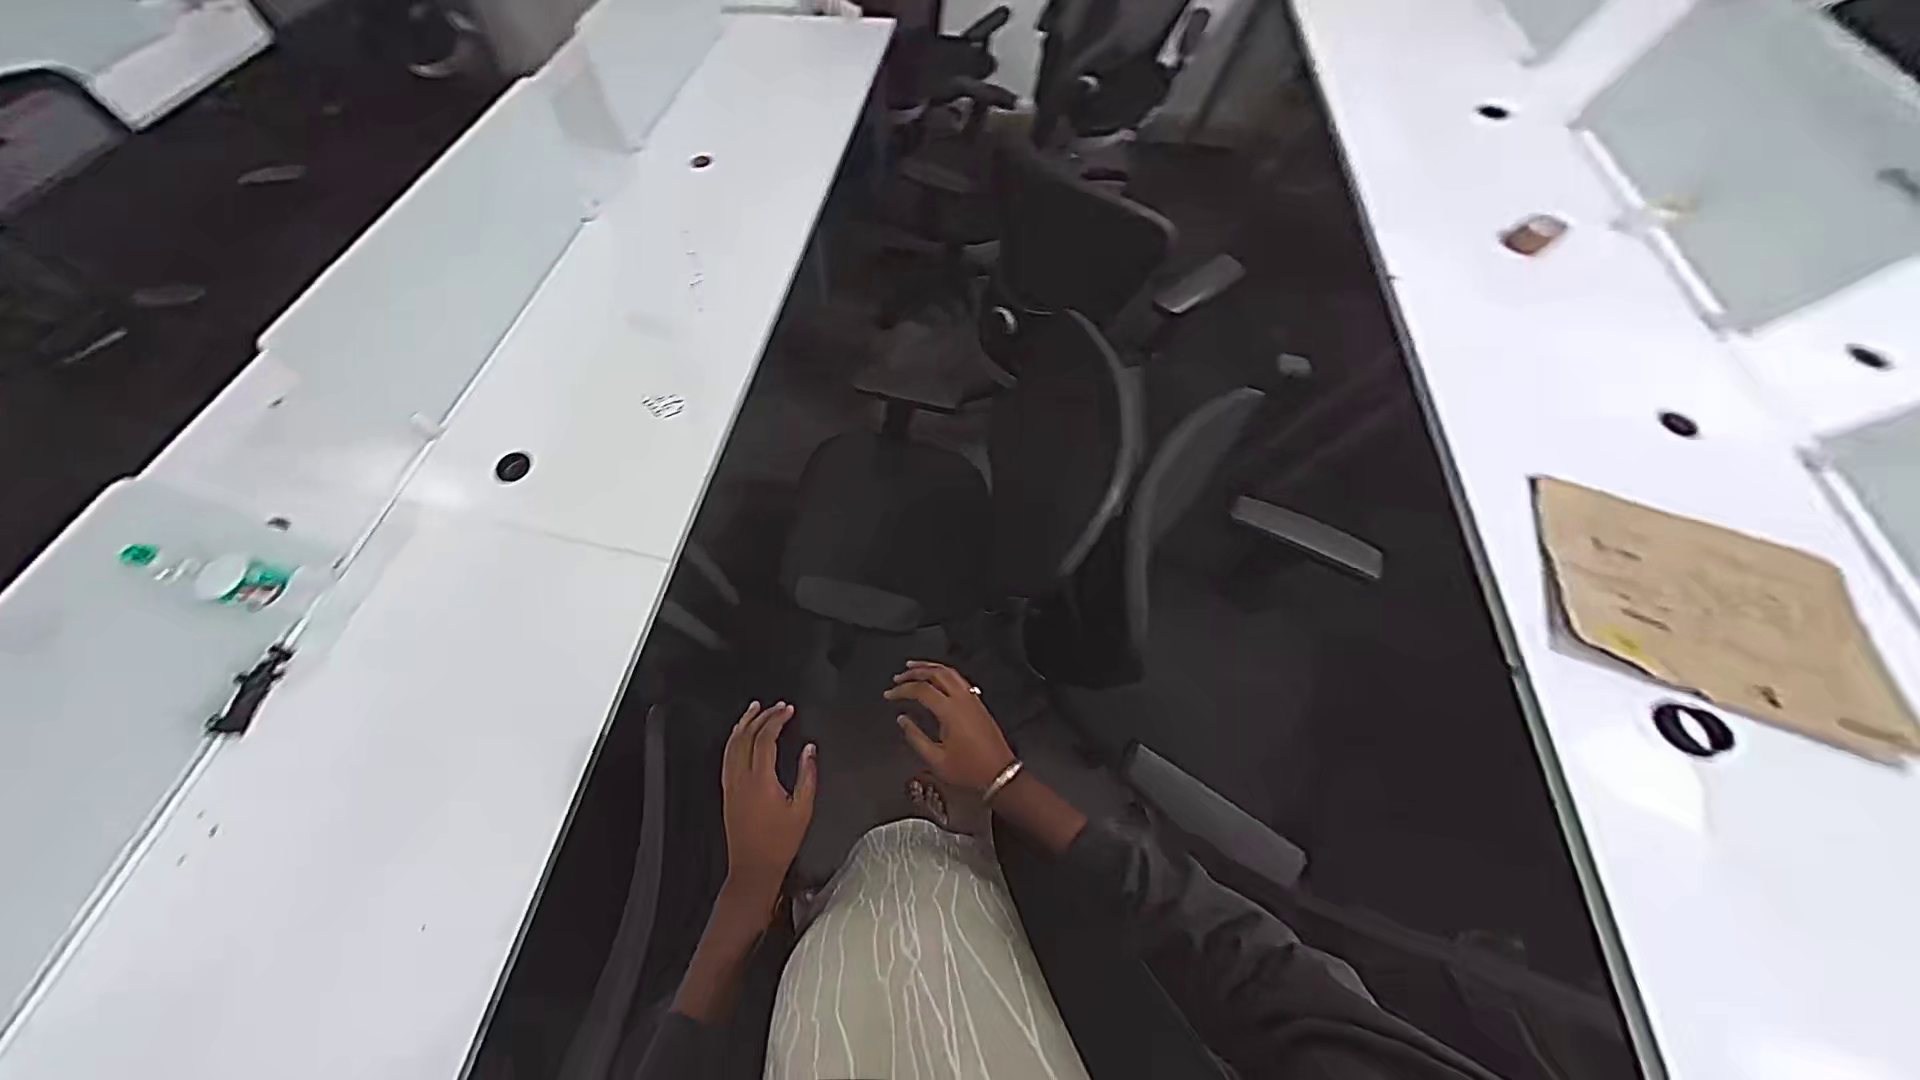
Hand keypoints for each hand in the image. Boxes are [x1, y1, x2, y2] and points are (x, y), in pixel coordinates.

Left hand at [720, 701, 816, 919]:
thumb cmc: (779, 842)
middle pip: (746, 736)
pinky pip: (726, 756)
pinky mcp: (726, 791)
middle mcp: (741, 779)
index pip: (765, 739)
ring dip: (743, 723)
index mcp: (760, 781)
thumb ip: (807, 774)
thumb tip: (809, 749)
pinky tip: (740, 735)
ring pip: (732, 744)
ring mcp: (730, 785)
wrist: (753, 868)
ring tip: (754, 709)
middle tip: (776, 706)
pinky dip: (734, 739)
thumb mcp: (803, 808)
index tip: (788, 710)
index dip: (777, 720)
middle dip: (762, 716)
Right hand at [886, 662, 1015, 793]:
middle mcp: (963, 699)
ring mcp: (972, 698)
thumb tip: (902, 720)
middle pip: (936, 673)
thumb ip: (916, 737)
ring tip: (914, 667)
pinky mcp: (978, 702)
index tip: (889, 694)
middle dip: (915, 671)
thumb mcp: (936, 760)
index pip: (921, 690)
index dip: (902, 690)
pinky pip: (959, 679)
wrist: (999, 773)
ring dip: (930, 667)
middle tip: (899, 677)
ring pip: (950, 672)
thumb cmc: (968, 769)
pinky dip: (943, 672)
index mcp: (951, 711)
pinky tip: (936, 677)